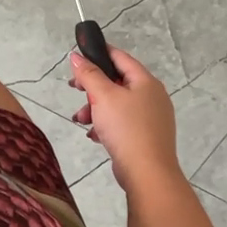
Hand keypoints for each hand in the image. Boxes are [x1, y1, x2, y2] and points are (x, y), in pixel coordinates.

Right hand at [70, 47, 182, 192]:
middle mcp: (152, 96)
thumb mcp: (102, 96)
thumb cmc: (126, 128)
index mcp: (146, 82)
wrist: (148, 173)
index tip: (78, 57)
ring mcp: (151, 117)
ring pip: (117, 103)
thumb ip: (88, 74)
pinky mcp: (147, 136)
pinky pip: (122, 121)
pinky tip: (94, 134)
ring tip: (81, 119)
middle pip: (117, 81)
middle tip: (74, 89)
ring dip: (95, 108)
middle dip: (92, 86)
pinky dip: (106, 123)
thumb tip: (75, 56)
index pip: (120, 57)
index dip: (98, 52)